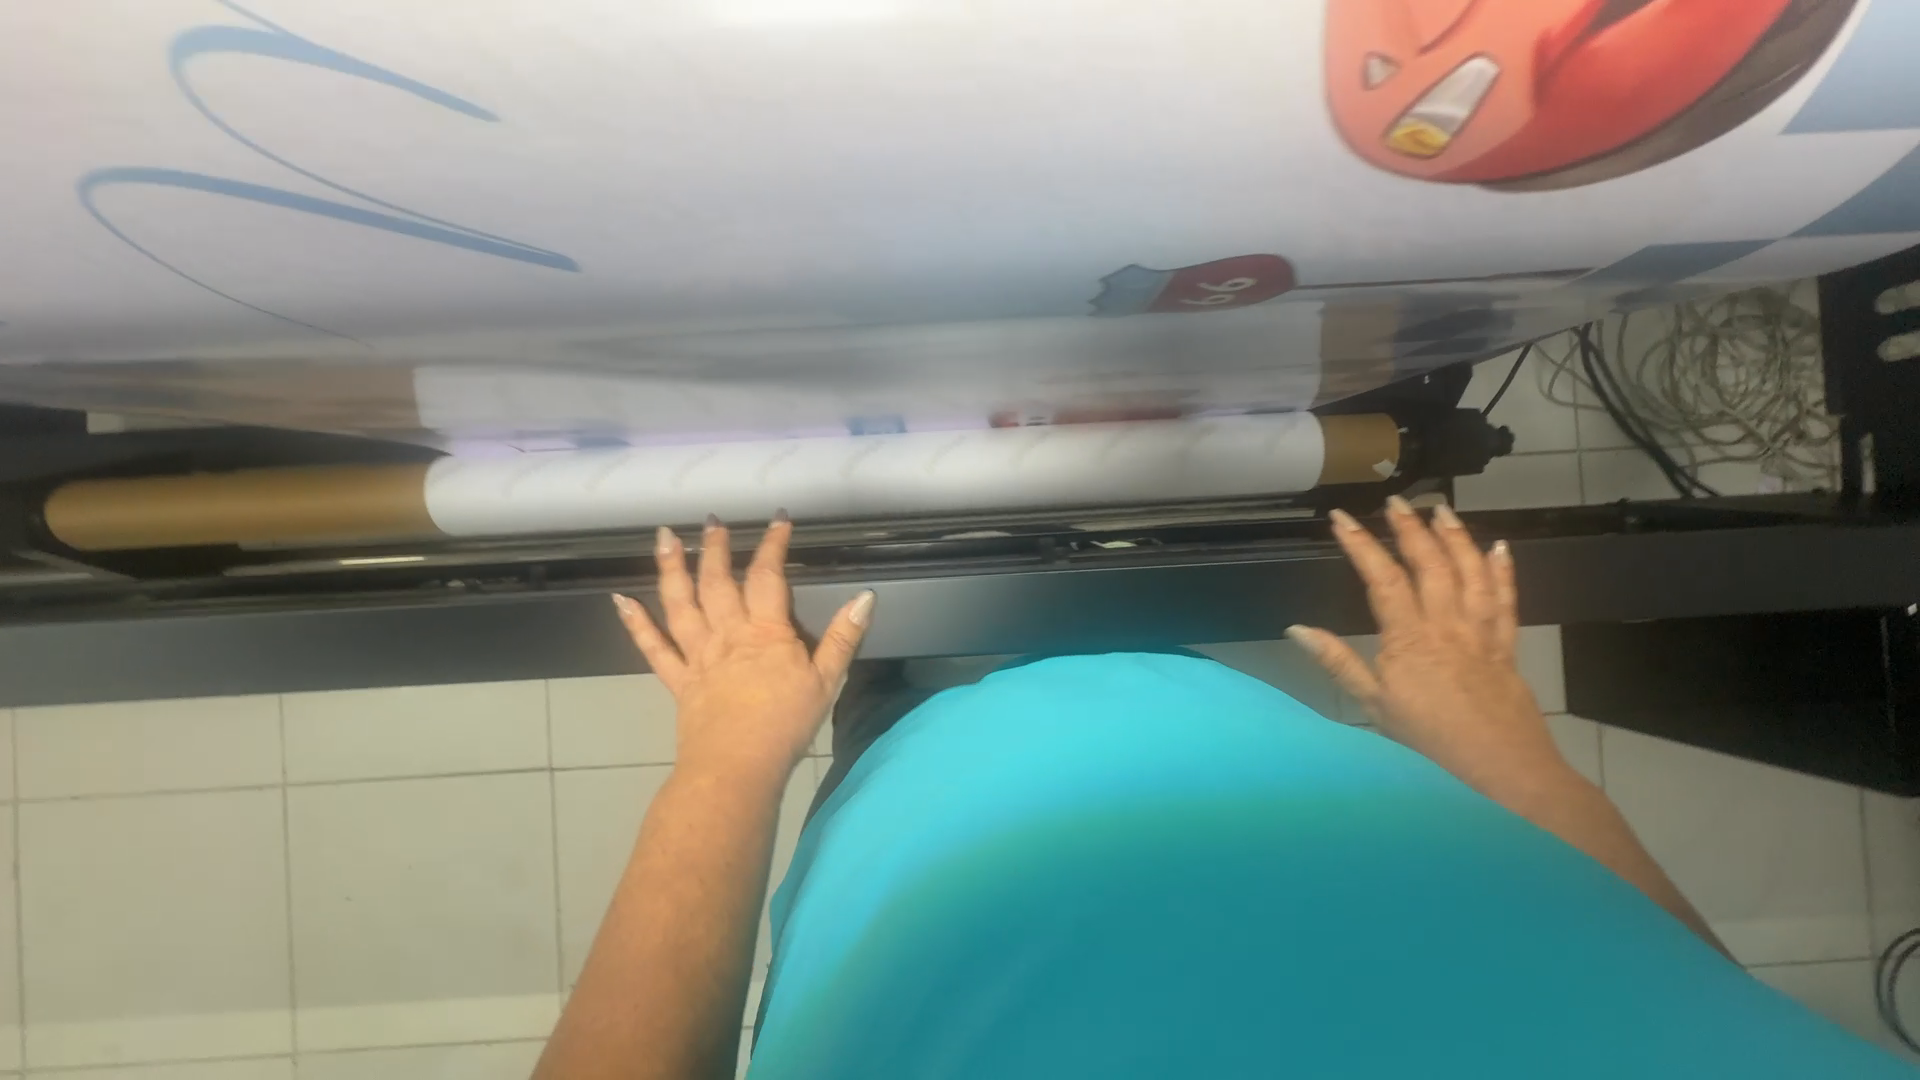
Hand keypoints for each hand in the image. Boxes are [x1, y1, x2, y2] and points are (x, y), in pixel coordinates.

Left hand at [610, 513, 874, 782]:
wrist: (737, 768)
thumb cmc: (786, 724)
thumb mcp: (827, 680)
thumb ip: (843, 637)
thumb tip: (865, 596)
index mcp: (766, 632)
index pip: (768, 576)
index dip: (773, 544)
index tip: (778, 519)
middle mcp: (727, 634)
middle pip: (718, 582)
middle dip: (715, 548)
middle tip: (712, 521)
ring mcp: (698, 656)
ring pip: (681, 604)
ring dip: (671, 569)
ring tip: (663, 538)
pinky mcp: (679, 680)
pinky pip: (654, 648)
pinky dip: (636, 623)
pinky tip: (619, 600)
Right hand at [1288, 497, 1566, 792]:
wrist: (1503, 765)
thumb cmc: (1430, 737)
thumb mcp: (1372, 704)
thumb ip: (1337, 662)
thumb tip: (1297, 629)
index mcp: (1409, 638)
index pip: (1382, 579)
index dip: (1361, 545)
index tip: (1342, 518)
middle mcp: (1447, 625)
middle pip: (1430, 565)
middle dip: (1409, 529)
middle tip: (1395, 501)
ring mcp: (1481, 632)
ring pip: (1470, 573)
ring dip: (1455, 537)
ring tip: (1441, 510)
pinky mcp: (1506, 644)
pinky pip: (1505, 600)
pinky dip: (1502, 571)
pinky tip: (1498, 547)